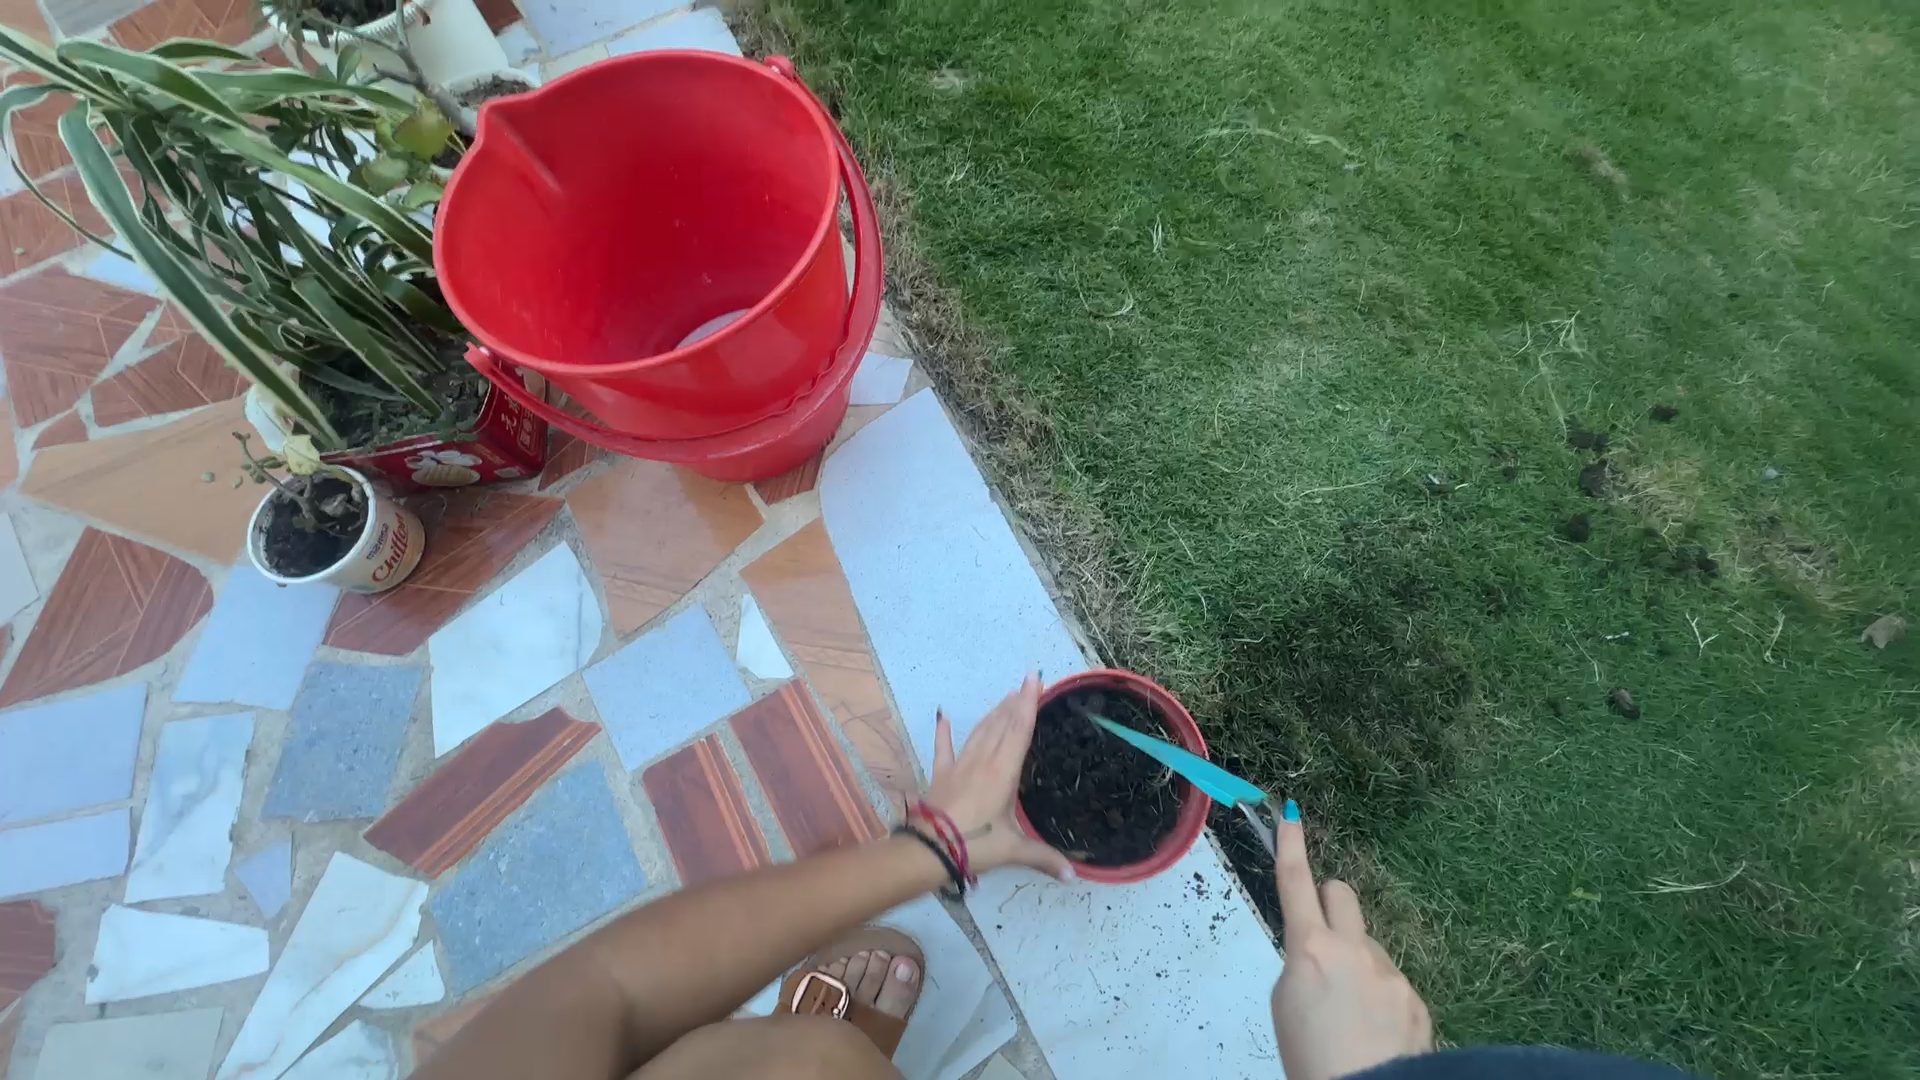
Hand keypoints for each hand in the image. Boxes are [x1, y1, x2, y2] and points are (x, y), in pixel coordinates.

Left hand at [922, 673, 1074, 880]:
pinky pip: (943, 748)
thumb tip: (1073, 876)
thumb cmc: (974, 844)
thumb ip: (1043, 858)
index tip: (1034, 679)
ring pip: (979, 731)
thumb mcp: (1012, 850)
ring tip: (1005, 698)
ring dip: (993, 713)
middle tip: (1026, 684)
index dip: (1028, 702)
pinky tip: (943, 716)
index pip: (1020, 729)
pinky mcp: (941, 774)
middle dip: (1015, 702)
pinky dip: (943, 732)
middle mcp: (983, 760)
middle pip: (1002, 724)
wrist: (929, 848)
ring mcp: (959, 764)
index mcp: (1003, 771)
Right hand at [1270, 805, 1431, 1079]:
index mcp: (1310, 947)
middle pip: (1340, 894)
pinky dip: (1379, 996)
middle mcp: (1353, 950)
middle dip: (1327, 902)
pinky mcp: (1417, 1000)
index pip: (1295, 881)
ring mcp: (1390, 974)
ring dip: (1355, 961)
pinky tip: (1376, 1032)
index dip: (1290, 845)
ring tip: (1351, 1013)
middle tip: (1321, 937)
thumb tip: (1318, 952)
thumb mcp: (1285, 1001)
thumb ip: (1300, 962)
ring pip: (1366, 944)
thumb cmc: (1309, 1055)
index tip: (1291, 814)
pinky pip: (1390, 980)